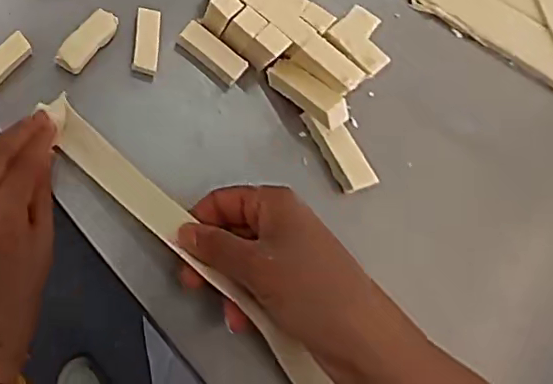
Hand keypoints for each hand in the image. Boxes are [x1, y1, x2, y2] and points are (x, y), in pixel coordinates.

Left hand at [0, 111, 56, 382]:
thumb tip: (44, 153)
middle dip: (20, 132)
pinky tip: (7, 144)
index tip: (51, 122)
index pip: (19, 168)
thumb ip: (40, 191)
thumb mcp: (43, 239)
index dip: (36, 141)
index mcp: (1, 222)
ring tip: (27, 127)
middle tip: (41, 118)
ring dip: (3, 136)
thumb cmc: (24, 287)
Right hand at [176, 186, 482, 383]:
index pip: (222, 201)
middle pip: (230, 232)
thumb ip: (214, 246)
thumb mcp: (255, 267)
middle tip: (193, 277)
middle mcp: (284, 225)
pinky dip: (247, 300)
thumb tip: (187, 232)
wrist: (373, 352)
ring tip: (228, 306)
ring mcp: (293, 258)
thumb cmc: (322, 296)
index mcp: (276, 204)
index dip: (198, 220)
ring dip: (229, 285)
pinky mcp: (299, 288)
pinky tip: (246, 318)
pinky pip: (259, 285)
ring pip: (243, 262)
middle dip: (212, 258)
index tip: (180, 240)